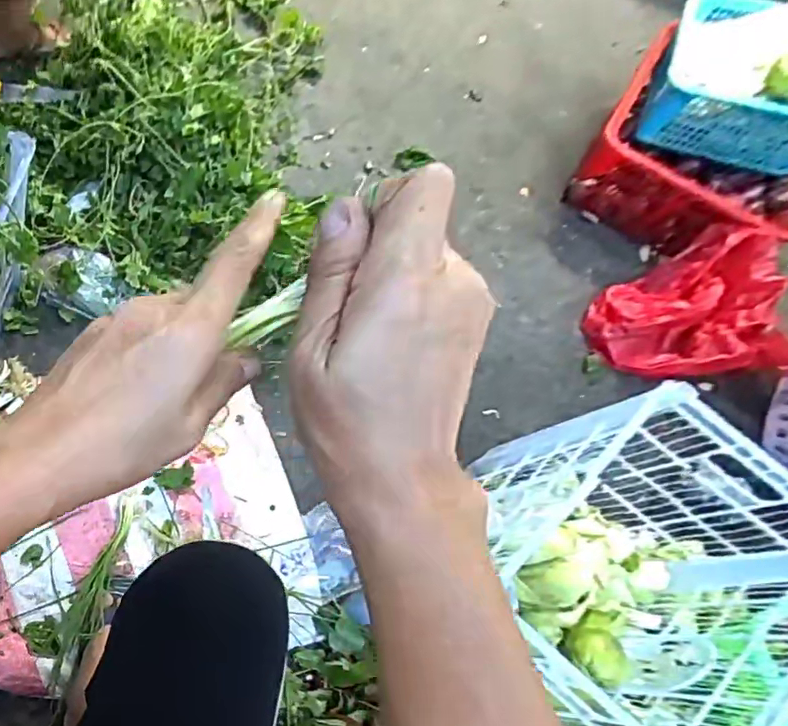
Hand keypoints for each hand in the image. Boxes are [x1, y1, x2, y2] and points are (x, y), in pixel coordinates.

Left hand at [0, 191, 284, 517]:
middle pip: (199, 303)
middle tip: (201, 386)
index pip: (232, 267)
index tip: (274, 198)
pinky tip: (126, 395)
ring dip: (174, 346)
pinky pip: (136, 332)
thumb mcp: (188, 427)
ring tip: (155, 401)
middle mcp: (155, 309)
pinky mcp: (92, 330)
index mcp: (189, 331)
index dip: (256, 231)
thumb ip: (222, 385)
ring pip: (166, 320)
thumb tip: (247, 357)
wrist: (42, 452)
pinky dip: (146, 353)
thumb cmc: (126, 447)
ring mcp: (118, 316)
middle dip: (209, 332)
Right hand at [288, 164, 494, 526]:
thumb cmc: (343, 424)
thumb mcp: (311, 350)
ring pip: (429, 255)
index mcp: (408, 278)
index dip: (383, 203)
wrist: (400, 480)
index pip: (425, 184)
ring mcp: (474, 302)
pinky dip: (413, 302)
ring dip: (394, 280)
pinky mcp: (477, 324)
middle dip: (380, 250)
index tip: (352, 254)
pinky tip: (393, 351)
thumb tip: (345, 209)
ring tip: (368, 341)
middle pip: (423, 220)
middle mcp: (456, 279)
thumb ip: (330, 272)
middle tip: (348, 315)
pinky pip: (440, 285)